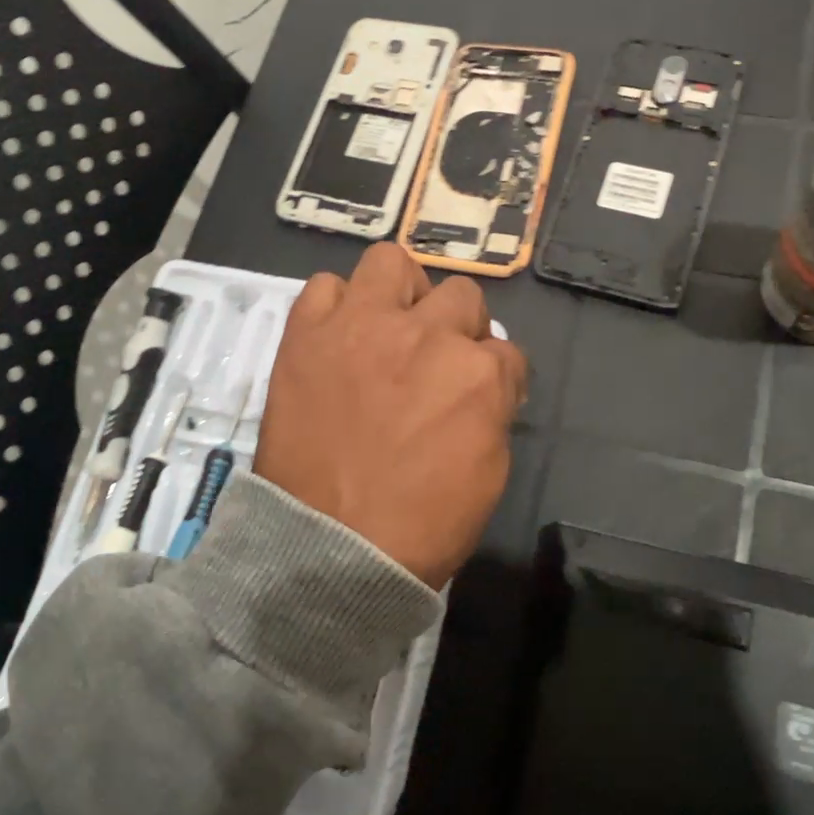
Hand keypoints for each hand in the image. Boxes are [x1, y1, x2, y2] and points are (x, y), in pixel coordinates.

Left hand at [254, 243, 527, 588]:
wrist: (331, 551)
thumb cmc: (421, 526)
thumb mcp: (490, 473)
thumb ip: (493, 411)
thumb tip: (485, 387)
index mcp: (478, 374)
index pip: (506, 350)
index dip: (495, 374)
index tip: (479, 395)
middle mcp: (426, 335)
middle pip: (461, 296)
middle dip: (458, 328)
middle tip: (436, 361)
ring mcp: (362, 327)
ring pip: (391, 263)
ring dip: (401, 293)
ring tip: (389, 326)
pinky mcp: (307, 334)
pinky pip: (324, 287)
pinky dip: (336, 307)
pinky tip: (339, 337)